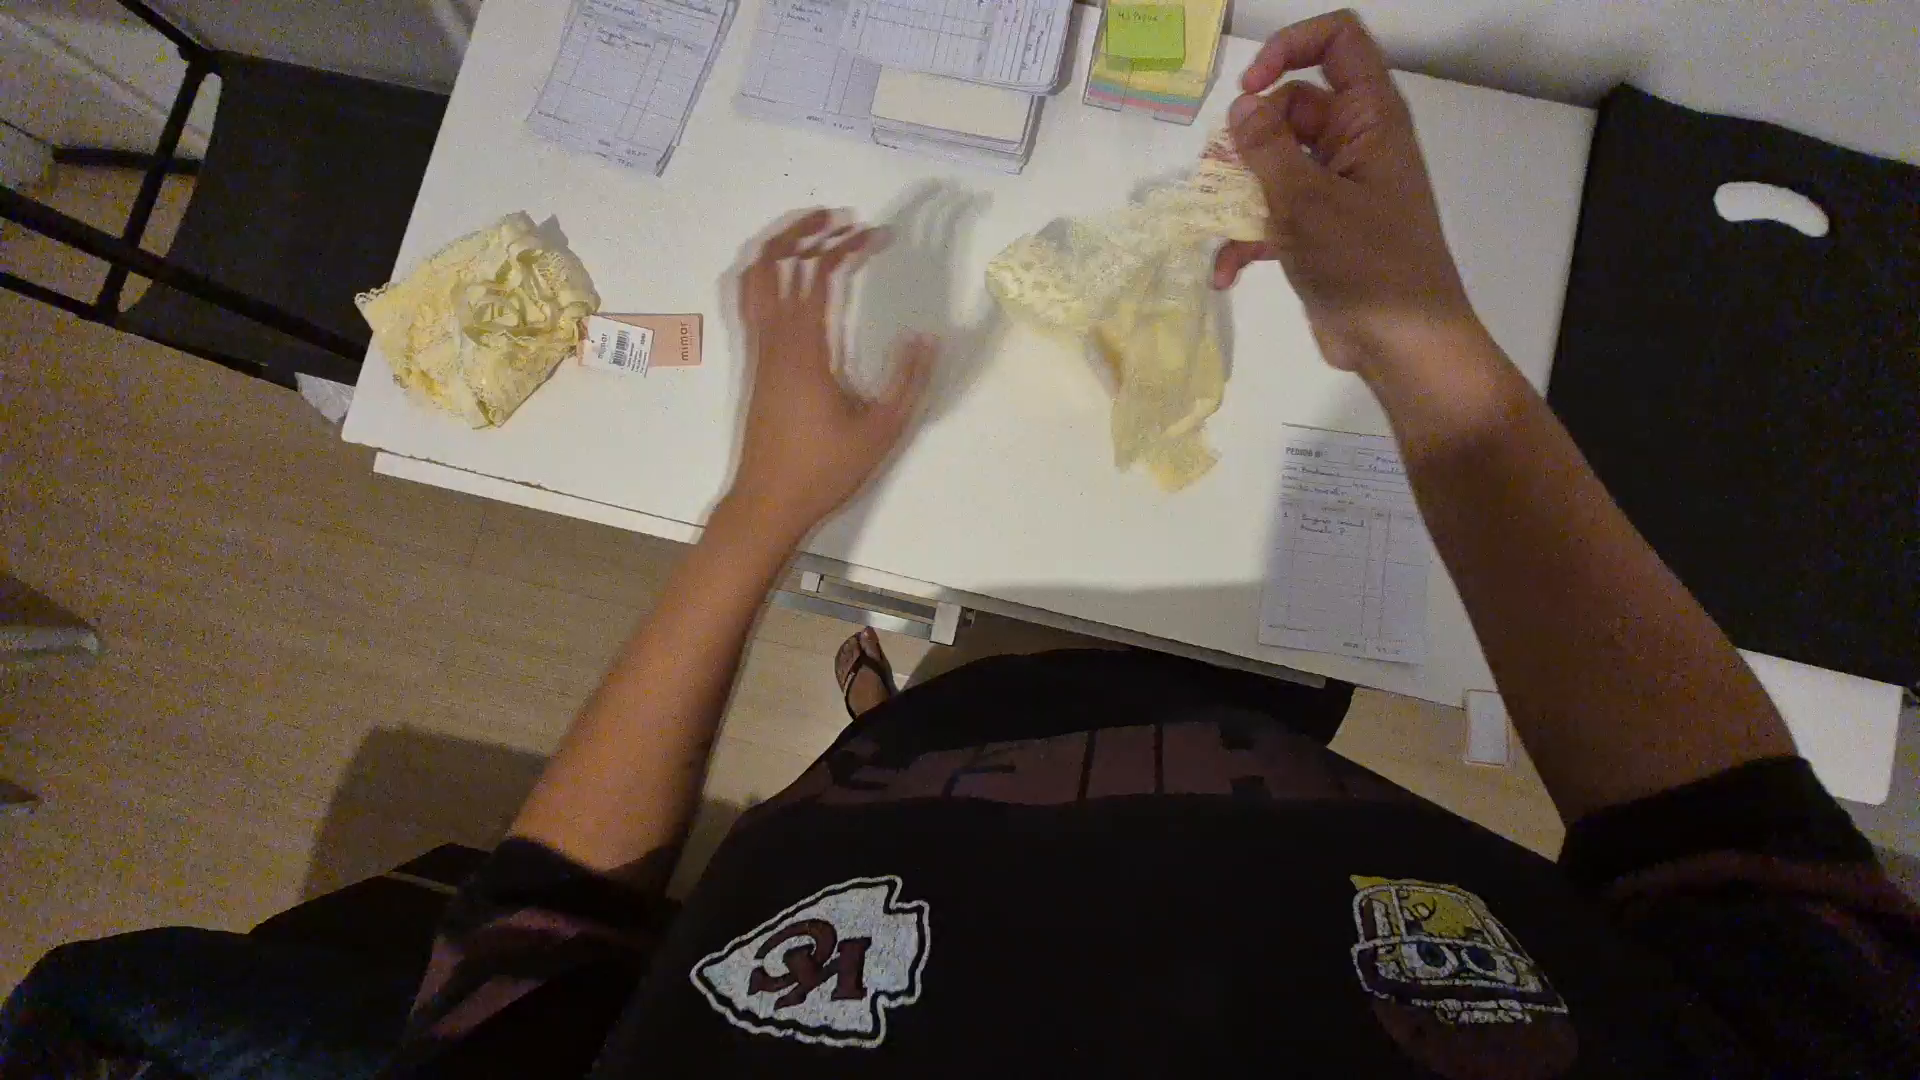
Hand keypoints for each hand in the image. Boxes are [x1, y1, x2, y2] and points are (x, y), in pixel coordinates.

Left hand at [728, 209, 933, 538]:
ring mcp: (757, 353)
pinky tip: (789, 284)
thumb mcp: (880, 432)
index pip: (821, 274)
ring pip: (753, 279)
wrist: (767, 502)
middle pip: (775, 261)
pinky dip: (766, 277)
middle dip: (806, 230)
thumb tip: (928, 338)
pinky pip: (749, 304)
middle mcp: (774, 340)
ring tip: (811, 236)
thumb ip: (907, 382)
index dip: (848, 245)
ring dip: (779, 248)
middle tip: (840, 218)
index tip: (878, 235)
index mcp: (805, 350)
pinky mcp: (752, 367)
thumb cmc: (824, 470)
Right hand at [1212, 10, 1480, 374]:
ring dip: (1236, 198)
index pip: (1337, 43)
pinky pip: (1271, 219)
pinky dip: (1245, 242)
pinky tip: (1224, 274)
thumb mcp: (1308, 202)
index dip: (1288, 50)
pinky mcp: (1315, 233)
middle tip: (1214, 174)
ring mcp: (1333, 191)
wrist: (1396, 338)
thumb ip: (1268, 150)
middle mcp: (1351, 146)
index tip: (1245, 91)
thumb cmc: (1365, 262)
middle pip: (1289, 111)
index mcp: (1367, 119)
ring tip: (1212, 228)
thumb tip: (1240, 106)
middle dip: (1245, 142)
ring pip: (1272, 169)